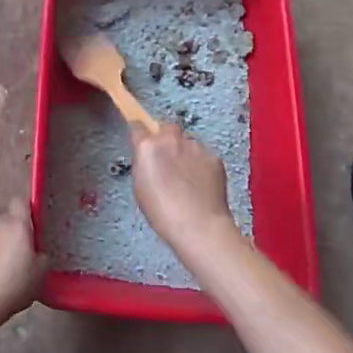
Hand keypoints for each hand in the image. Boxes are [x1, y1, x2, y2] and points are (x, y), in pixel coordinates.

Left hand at [0, 198, 45, 319]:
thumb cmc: (18, 281)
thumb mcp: (42, 270)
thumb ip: (42, 254)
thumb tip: (38, 252)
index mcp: (18, 224)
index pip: (21, 202)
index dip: (30, 208)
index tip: (38, 220)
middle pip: (11, 219)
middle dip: (20, 229)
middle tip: (32, 246)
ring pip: (1, 234)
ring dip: (8, 243)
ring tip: (19, 263)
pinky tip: (5, 274)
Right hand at [129, 123, 234, 248]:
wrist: (199, 226)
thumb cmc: (162, 213)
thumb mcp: (140, 187)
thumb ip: (143, 163)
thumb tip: (148, 157)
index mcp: (148, 146)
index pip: (138, 126)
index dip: (140, 135)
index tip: (141, 142)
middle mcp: (171, 140)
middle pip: (166, 128)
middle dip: (166, 139)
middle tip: (167, 160)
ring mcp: (195, 146)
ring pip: (187, 142)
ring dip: (185, 153)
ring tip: (187, 178)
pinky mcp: (214, 156)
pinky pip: (203, 155)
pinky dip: (201, 164)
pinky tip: (201, 184)